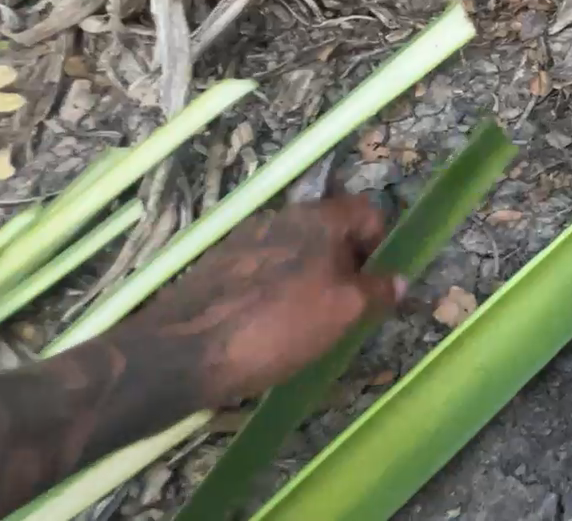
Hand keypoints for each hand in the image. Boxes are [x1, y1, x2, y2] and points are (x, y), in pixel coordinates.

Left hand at [125, 195, 402, 407]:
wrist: (171, 358)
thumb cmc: (276, 325)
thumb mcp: (344, 312)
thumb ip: (379, 291)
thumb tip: (399, 280)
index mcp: (320, 218)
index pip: (369, 212)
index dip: (380, 245)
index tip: (374, 281)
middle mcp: (284, 217)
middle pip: (331, 232)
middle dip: (344, 263)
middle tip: (344, 304)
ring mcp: (243, 240)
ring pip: (295, 252)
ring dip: (308, 277)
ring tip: (303, 319)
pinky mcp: (213, 268)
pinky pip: (262, 270)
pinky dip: (273, 290)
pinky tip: (265, 326)